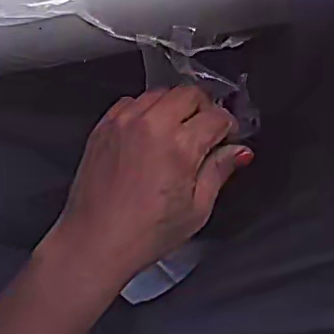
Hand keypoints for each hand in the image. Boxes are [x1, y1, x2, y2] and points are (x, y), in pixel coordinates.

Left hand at [39, 86, 251, 290]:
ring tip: (176, 132)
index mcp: (178, 145)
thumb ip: (219, 171)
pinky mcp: (104, 125)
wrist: (95, 240)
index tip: (227, 137)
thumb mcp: (196, 209)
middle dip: (204, 108)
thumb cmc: (144, 232)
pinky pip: (132, 101)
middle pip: (189, 94)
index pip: (216, 116)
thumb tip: (239, 152)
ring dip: (174, 106)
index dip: (228, 126)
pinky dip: (145, 109)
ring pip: (160, 93)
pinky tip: (148, 133)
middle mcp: (151, 125)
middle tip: (205, 131)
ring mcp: (124, 121)